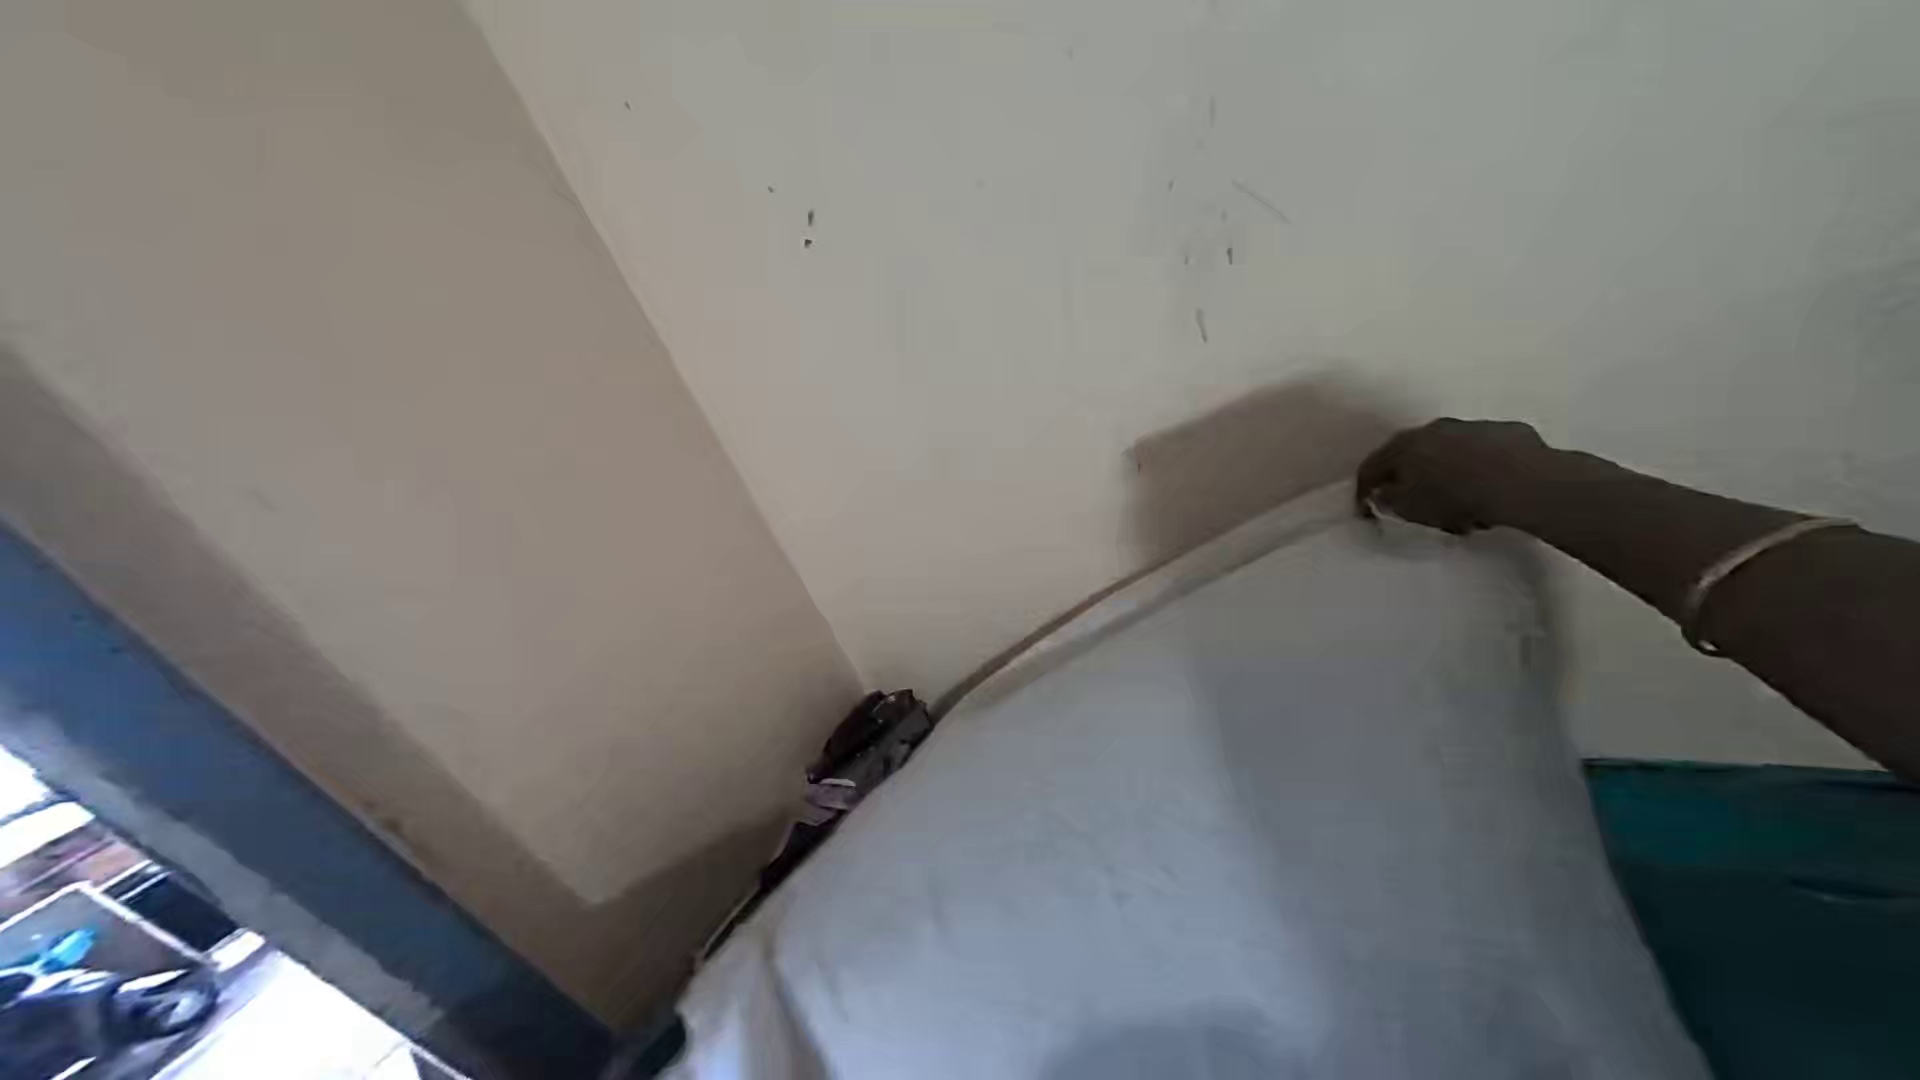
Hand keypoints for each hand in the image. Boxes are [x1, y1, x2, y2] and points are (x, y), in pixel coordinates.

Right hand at [1355, 419, 1552, 532]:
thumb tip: (1384, 495)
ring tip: (1457, 504)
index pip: (1371, 468)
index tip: (1366, 511)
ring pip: (1448, 452)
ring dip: (1446, 473)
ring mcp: (1472, 427)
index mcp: (1402, 445)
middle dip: (1409, 479)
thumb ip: (1389, 501)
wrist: (1526, 483)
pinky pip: (1484, 453)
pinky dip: (1480, 470)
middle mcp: (1434, 428)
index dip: (1364, 491)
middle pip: (1411, 455)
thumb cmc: (1456, 497)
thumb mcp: (1409, 509)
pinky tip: (1489, 491)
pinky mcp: (1508, 432)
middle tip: (1412, 504)